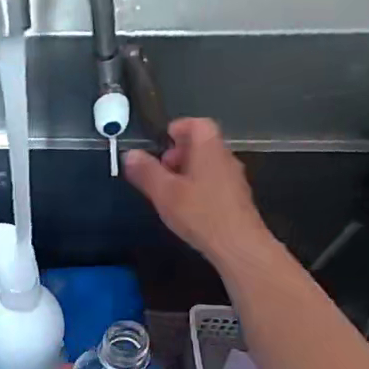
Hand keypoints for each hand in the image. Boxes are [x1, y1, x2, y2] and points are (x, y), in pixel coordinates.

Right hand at [122, 118, 272, 262]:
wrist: (237, 245)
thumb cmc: (201, 215)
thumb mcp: (165, 193)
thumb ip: (146, 172)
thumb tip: (130, 154)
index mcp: (209, 149)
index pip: (197, 123)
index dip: (177, 128)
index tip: (160, 143)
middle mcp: (225, 158)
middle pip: (202, 144)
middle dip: (178, 153)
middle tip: (160, 170)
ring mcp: (234, 178)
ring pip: (208, 164)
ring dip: (187, 171)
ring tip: (170, 192)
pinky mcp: (237, 198)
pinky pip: (214, 181)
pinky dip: (198, 186)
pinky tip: (187, 208)